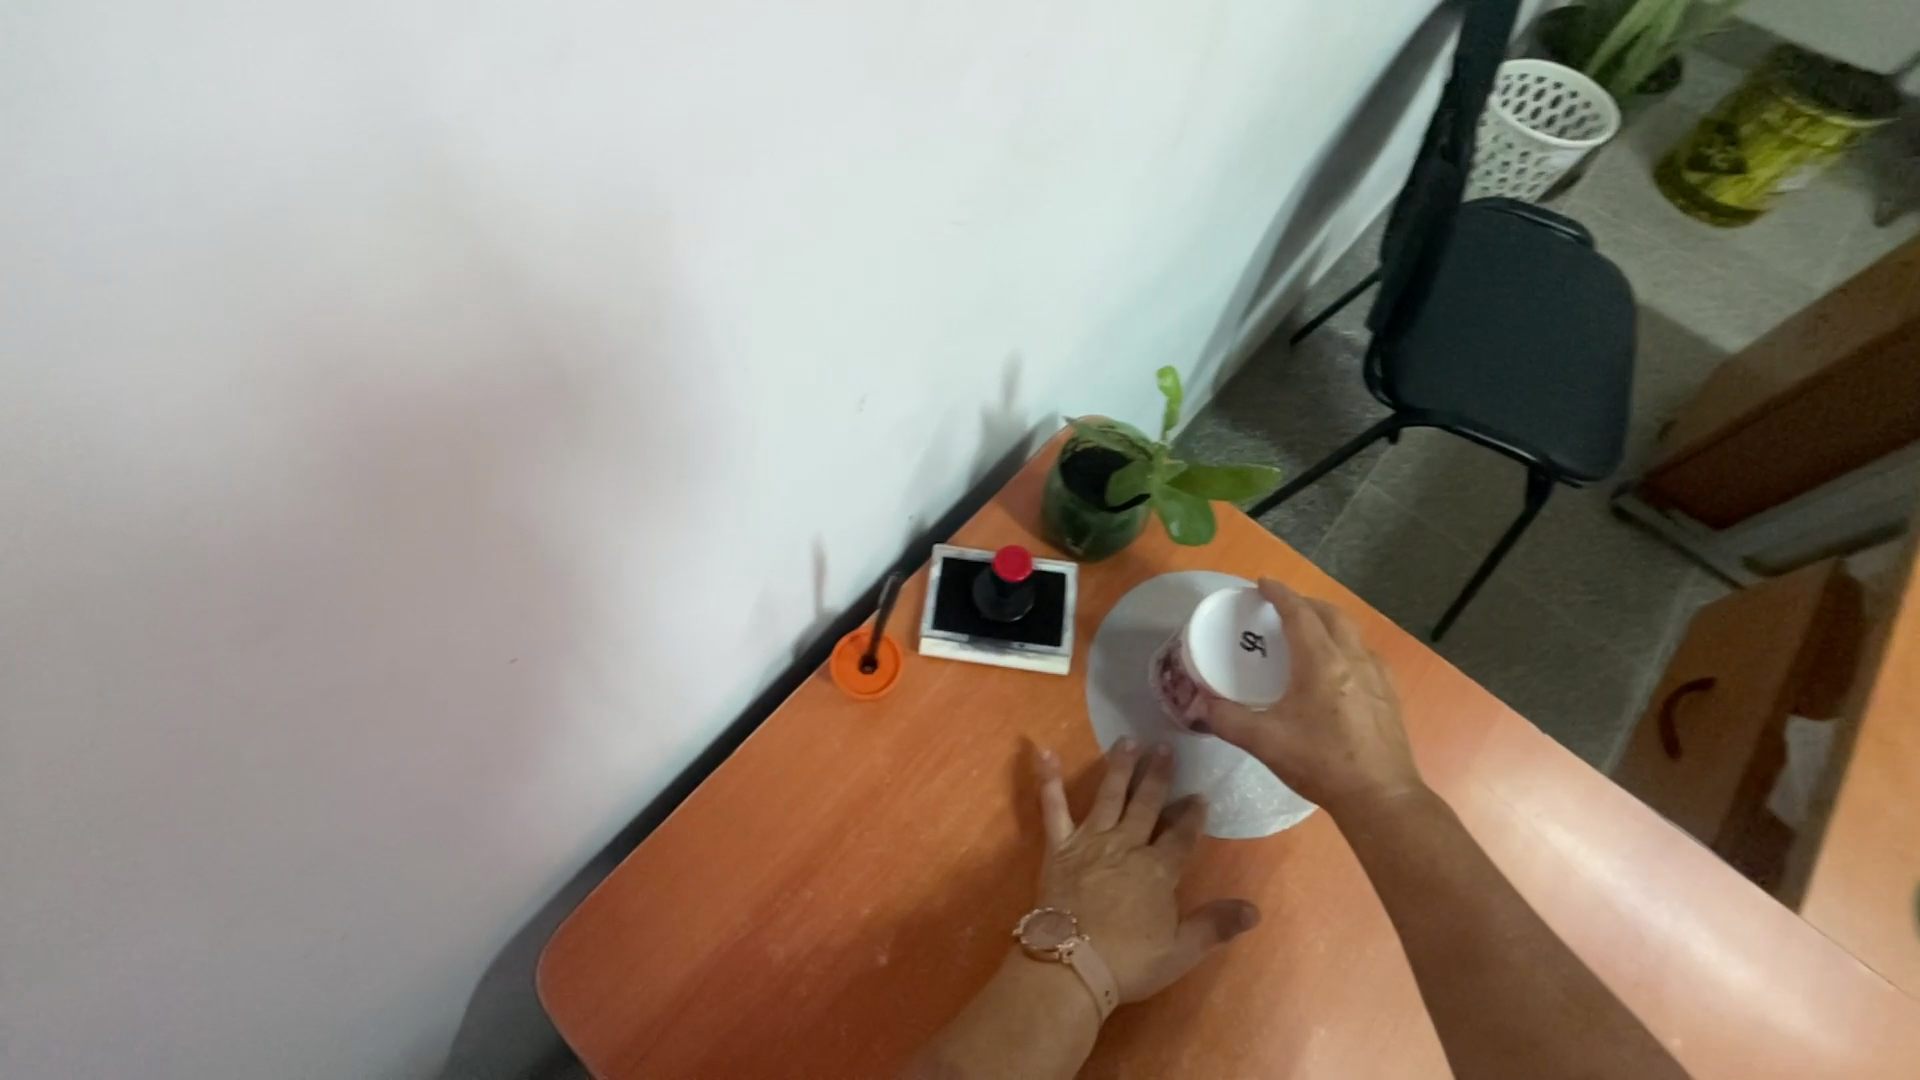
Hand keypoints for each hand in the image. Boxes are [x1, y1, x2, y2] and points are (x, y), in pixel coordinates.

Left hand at [1032, 740, 1258, 1003]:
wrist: (1072, 964)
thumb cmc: (1128, 961)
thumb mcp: (1180, 950)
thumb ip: (1215, 925)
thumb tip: (1254, 909)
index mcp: (1157, 871)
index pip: (1181, 836)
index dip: (1193, 816)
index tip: (1200, 794)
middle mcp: (1126, 845)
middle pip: (1147, 805)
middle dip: (1158, 775)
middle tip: (1166, 747)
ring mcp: (1091, 840)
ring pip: (1109, 796)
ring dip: (1120, 767)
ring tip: (1127, 740)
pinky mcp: (1060, 844)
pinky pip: (1053, 807)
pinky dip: (1048, 779)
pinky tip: (1044, 752)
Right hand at [1200, 578, 1424, 817]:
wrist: (1381, 798)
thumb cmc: (1321, 763)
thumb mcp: (1263, 742)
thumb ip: (1227, 718)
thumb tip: (1200, 704)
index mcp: (1321, 662)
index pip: (1299, 614)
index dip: (1279, 594)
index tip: (1262, 584)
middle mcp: (1352, 660)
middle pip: (1331, 615)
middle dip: (1305, 603)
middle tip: (1282, 606)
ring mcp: (1377, 677)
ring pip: (1352, 633)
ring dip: (1328, 622)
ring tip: (1309, 631)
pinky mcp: (1389, 696)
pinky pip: (1366, 654)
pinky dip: (1346, 645)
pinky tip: (1338, 666)